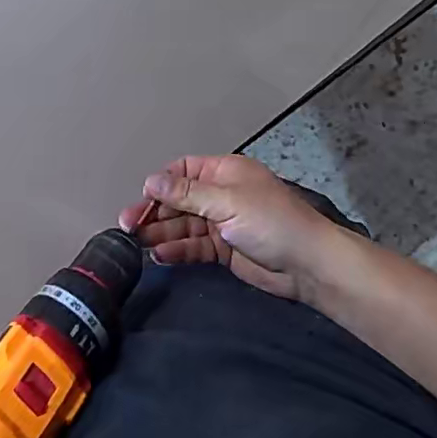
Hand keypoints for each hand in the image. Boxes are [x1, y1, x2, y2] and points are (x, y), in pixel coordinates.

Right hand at [118, 155, 352, 302]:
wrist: (308, 265)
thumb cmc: (274, 223)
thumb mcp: (227, 201)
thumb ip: (186, 193)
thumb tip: (152, 180)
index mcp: (225, 172)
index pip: (183, 172)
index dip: (161, 184)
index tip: (142, 199)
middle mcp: (221, 194)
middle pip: (179, 200)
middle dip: (155, 212)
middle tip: (128, 226)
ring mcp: (223, 223)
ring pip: (184, 225)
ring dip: (161, 233)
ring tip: (137, 244)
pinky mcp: (224, 249)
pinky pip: (194, 246)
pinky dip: (177, 249)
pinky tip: (160, 255)